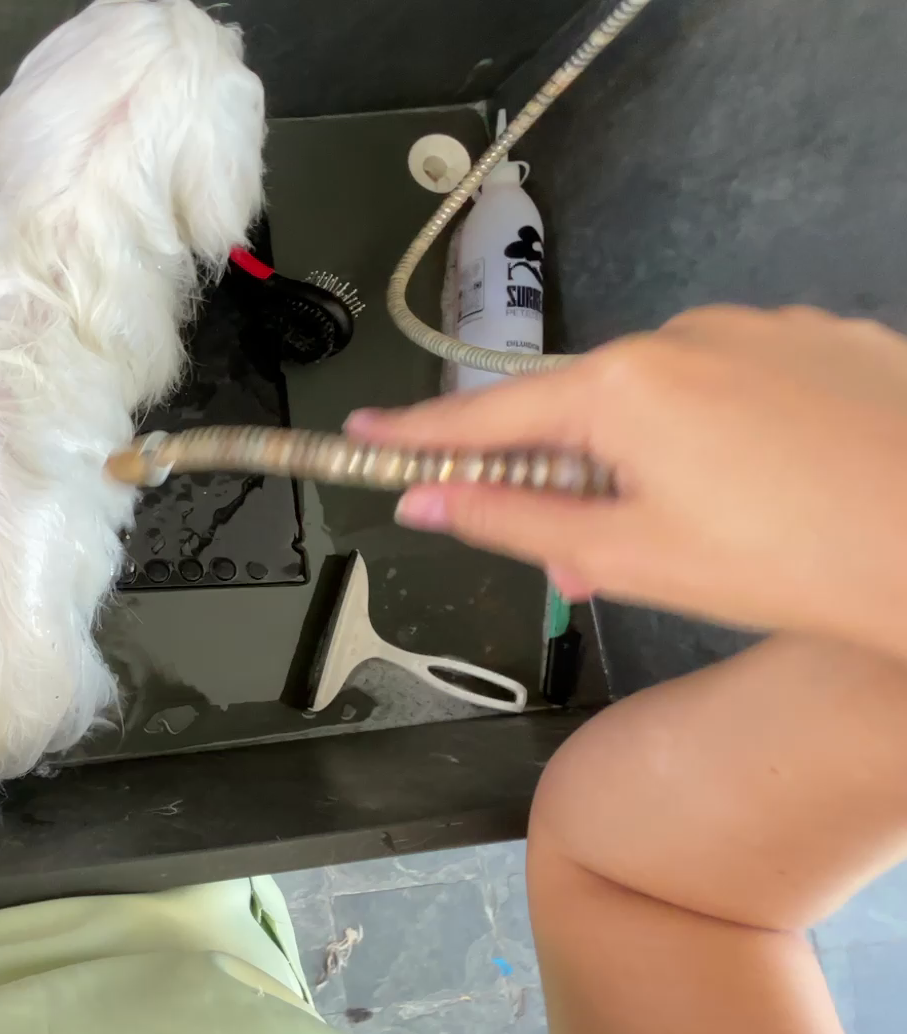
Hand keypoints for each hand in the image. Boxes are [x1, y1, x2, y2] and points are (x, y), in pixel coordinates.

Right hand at [348, 305, 906, 653]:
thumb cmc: (797, 562)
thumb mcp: (626, 553)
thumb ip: (506, 518)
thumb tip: (419, 501)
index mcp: (618, 386)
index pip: (478, 416)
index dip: (409, 432)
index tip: (355, 431)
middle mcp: (679, 336)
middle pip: (563, 411)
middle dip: (547, 476)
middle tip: (571, 551)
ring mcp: (756, 328)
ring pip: (640, 399)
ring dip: (621, 460)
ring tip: (668, 529)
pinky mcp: (821, 338)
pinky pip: (713, 382)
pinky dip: (693, 432)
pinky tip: (741, 483)